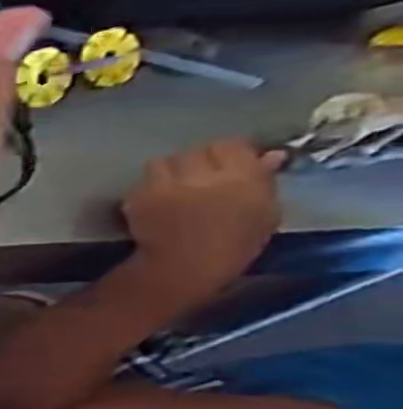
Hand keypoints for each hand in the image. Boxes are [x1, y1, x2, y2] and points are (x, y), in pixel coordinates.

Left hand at [122, 139, 283, 296]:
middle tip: (203, 175)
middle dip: (199, 159)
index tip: (231, 158)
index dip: (229, 150)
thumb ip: (265, 180)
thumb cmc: (235, 242)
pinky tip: (160, 200)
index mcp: (239, 178)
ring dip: (170, 169)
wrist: (184, 263)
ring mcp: (163, 184)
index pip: (230, 144)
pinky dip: (151, 187)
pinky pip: (143, 181)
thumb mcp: (265, 212)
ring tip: (178, 185)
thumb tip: (271, 155)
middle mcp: (199, 176)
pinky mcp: (137, 195)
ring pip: (162, 161)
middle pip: (194, 150)